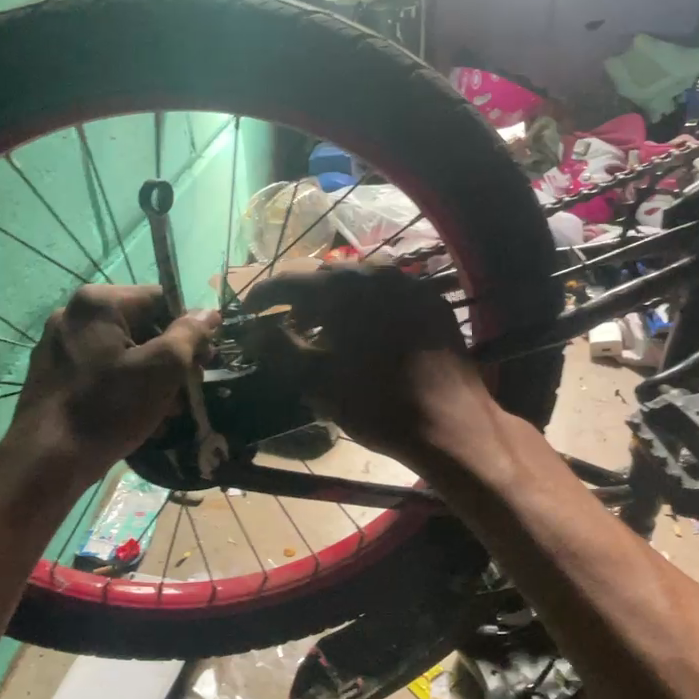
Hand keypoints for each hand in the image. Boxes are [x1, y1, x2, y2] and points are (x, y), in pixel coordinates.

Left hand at [8, 285, 219, 471]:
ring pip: (122, 351)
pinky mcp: (52, 374)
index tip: (203, 363)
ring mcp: (58, 344)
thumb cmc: (108, 408)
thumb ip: (190, 335)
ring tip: (166, 410)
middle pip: (141, 325)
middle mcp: (73, 314)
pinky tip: (137, 415)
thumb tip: (209, 313)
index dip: (189, 329)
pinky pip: (100, 370)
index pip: (161, 299)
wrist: (46, 461)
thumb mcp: (163, 369)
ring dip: (150, 376)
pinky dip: (123, 386)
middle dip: (170, 358)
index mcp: (98, 302)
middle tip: (187, 391)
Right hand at [243, 266, 501, 460]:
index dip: (262, 297)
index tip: (247, 314)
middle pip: (324, 279)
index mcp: (343, 288)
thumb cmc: (377, 404)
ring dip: (334, 304)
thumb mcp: (316, 381)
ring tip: (323, 334)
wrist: (452, 425)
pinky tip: (363, 336)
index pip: (289, 281)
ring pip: (359, 285)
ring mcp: (410, 285)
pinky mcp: (432, 302)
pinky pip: (388, 295)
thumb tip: (252, 331)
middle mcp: (377, 273)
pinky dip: (366, 309)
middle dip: (300, 301)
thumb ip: (277, 348)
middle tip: (285, 328)